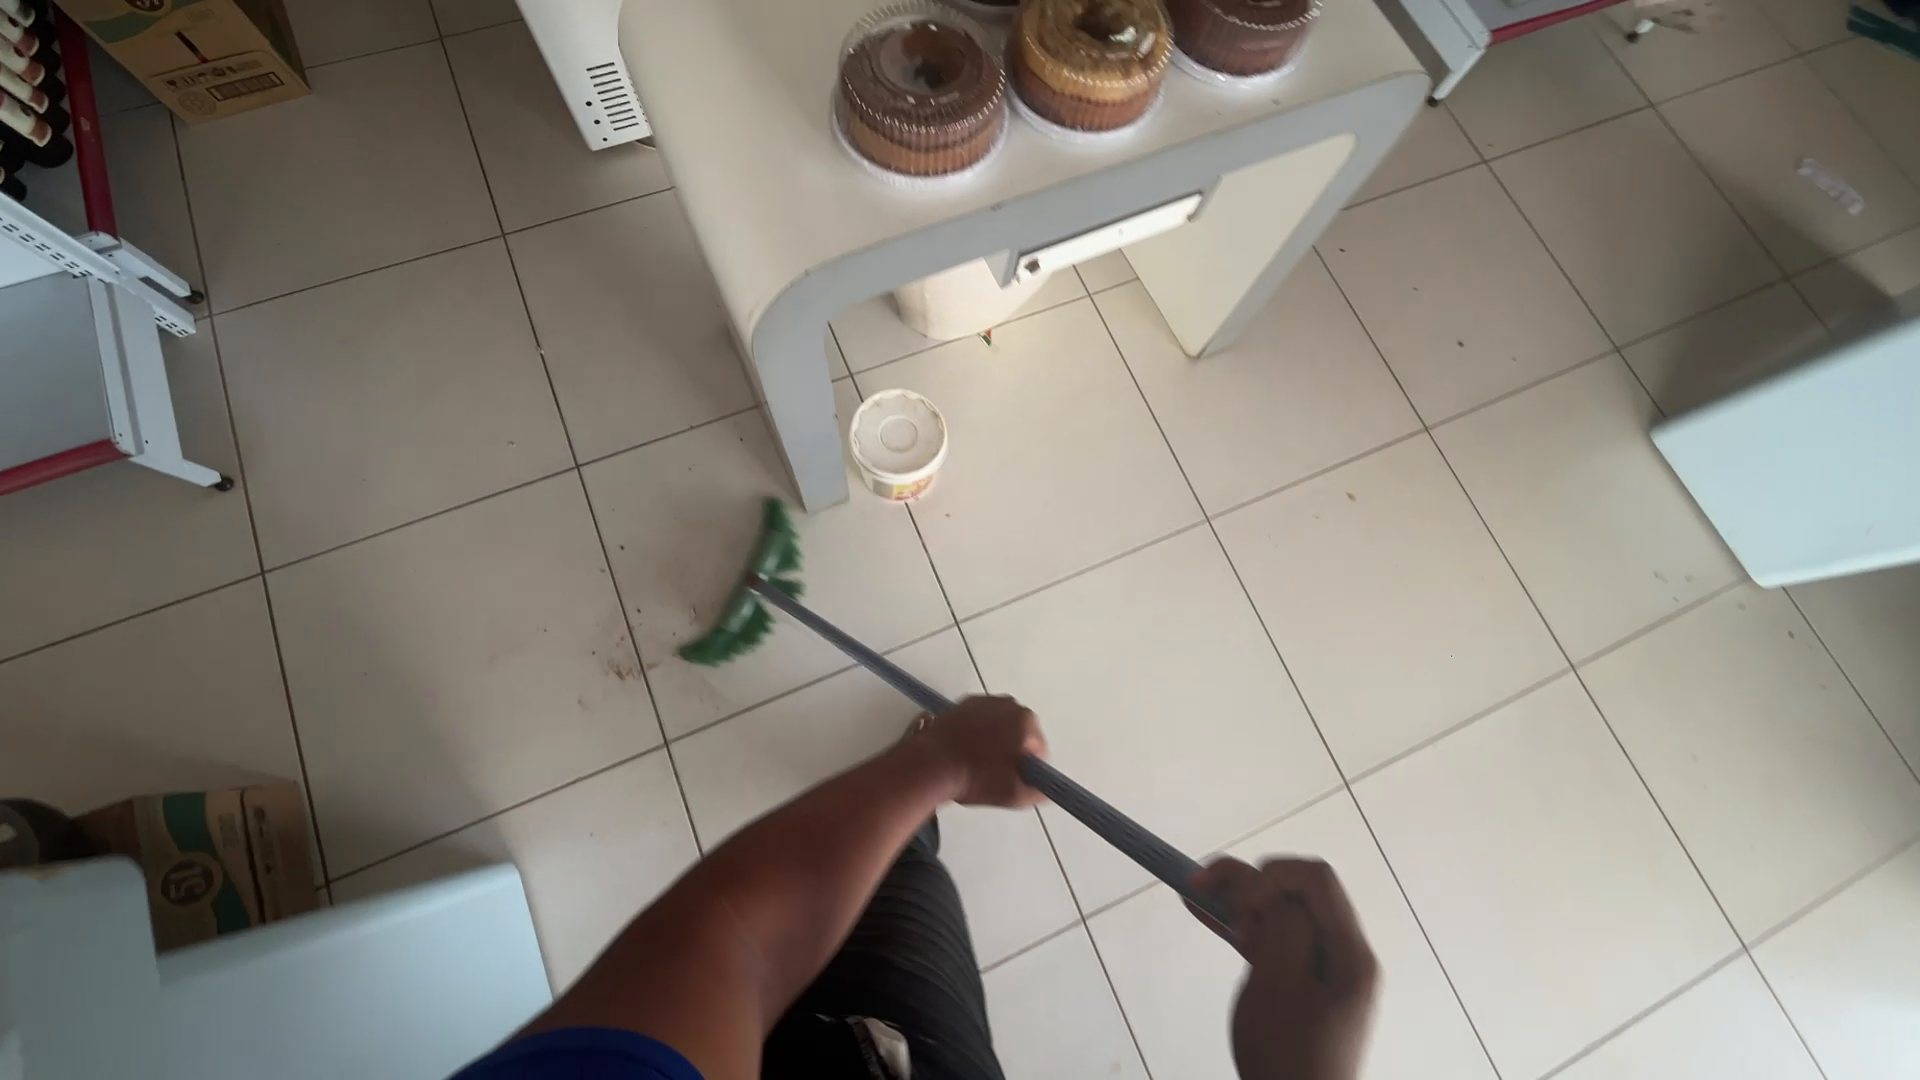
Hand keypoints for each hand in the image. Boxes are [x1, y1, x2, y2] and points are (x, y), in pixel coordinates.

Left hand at [916, 695, 1047, 807]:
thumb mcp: (1014, 795)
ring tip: (978, 761)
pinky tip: (967, 748)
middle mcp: (1010, 704)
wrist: (932, 763)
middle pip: (1021, 734)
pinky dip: (979, 731)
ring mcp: (986, 700)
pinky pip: (982, 718)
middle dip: (1012, 752)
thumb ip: (1038, 792)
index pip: (1039, 750)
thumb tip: (1044, 789)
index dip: (1028, 769)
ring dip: (996, 740)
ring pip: (1001, 725)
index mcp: (1027, 722)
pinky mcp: (965, 702)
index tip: (1011, 780)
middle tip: (994, 773)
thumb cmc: (976, 777)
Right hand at [1188, 857, 1378, 1079]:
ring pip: (1274, 910)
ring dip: (1236, 898)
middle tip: (1209, 899)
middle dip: (1247, 883)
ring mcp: (1317, 969)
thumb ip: (1283, 928)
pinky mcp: (1294, 984)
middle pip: (1292, 890)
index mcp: (1349, 953)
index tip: (1242, 908)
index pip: (1315, 879)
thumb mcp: (1280, 987)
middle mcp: (1339, 953)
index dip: (1271, 876)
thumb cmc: (1288, 1059)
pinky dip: (1235, 923)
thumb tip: (1273, 897)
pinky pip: (1265, 938)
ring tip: (1194, 892)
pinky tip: (1201, 910)